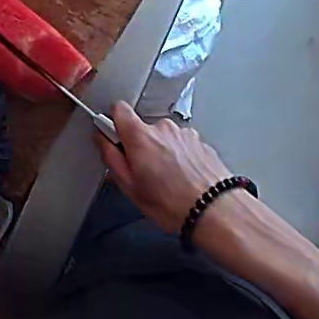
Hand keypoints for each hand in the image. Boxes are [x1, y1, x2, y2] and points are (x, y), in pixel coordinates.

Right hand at [94, 102, 233, 233]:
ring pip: (163, 138)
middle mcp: (162, 127)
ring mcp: (183, 133)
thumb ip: (111, 157)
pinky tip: (183, 179)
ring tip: (168, 181)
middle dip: (140, 146)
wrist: (216, 209)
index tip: (113, 138)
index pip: (118, 109)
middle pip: (142, 128)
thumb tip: (102, 140)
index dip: (113, 122)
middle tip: (144, 173)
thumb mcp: (130, 186)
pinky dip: (180, 157)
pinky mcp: (199, 141)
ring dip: (162, 152)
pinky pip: (181, 144)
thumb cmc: (173, 204)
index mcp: (140, 136)